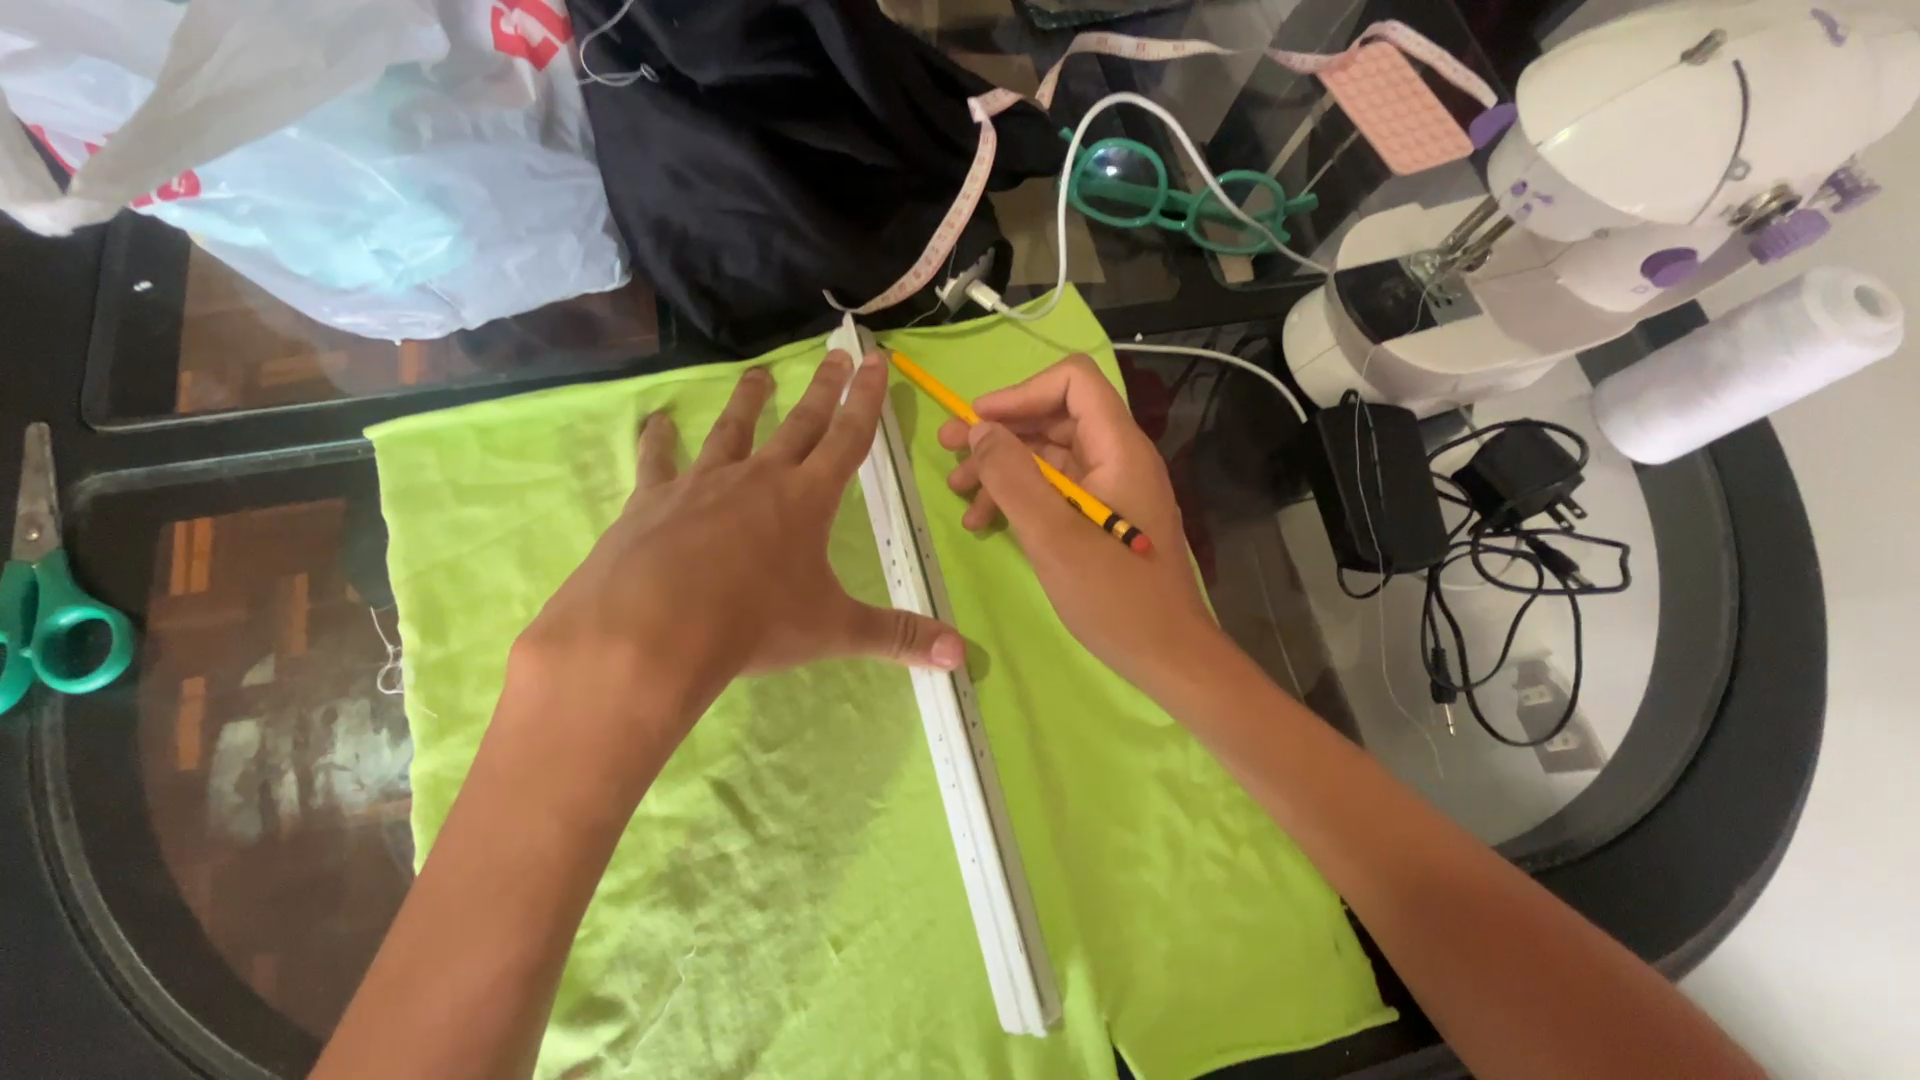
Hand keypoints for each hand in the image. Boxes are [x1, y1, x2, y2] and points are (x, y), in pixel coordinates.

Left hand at [512, 353, 964, 745]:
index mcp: (807, 500)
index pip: (848, 439)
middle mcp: (758, 478)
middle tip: (835, 353)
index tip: (875, 361)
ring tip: (759, 375)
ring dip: (749, 402)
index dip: (867, 400)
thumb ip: (897, 637)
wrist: (653, 630)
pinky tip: (657, 423)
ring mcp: (702, 483)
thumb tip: (961, 655)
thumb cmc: (753, 624)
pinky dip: (659, 441)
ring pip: (732, 431)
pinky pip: (658, 461)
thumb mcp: (833, 630)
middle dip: (823, 389)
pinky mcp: (653, 500)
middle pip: (799, 423)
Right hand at [939, 354, 1219, 690]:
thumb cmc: (1113, 596)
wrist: (1168, 655)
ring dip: (1002, 469)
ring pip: (1050, 457)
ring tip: (959, 495)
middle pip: (1055, 418)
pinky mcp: (1104, 519)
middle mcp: (1119, 458)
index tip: (977, 420)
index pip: (1074, 382)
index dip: (1021, 392)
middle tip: (947, 450)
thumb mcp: (1051, 534)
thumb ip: (1011, 476)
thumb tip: (978, 430)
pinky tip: (986, 523)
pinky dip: (1021, 498)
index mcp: (1119, 448)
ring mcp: (1113, 490)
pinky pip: (1057, 491)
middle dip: (1000, 433)